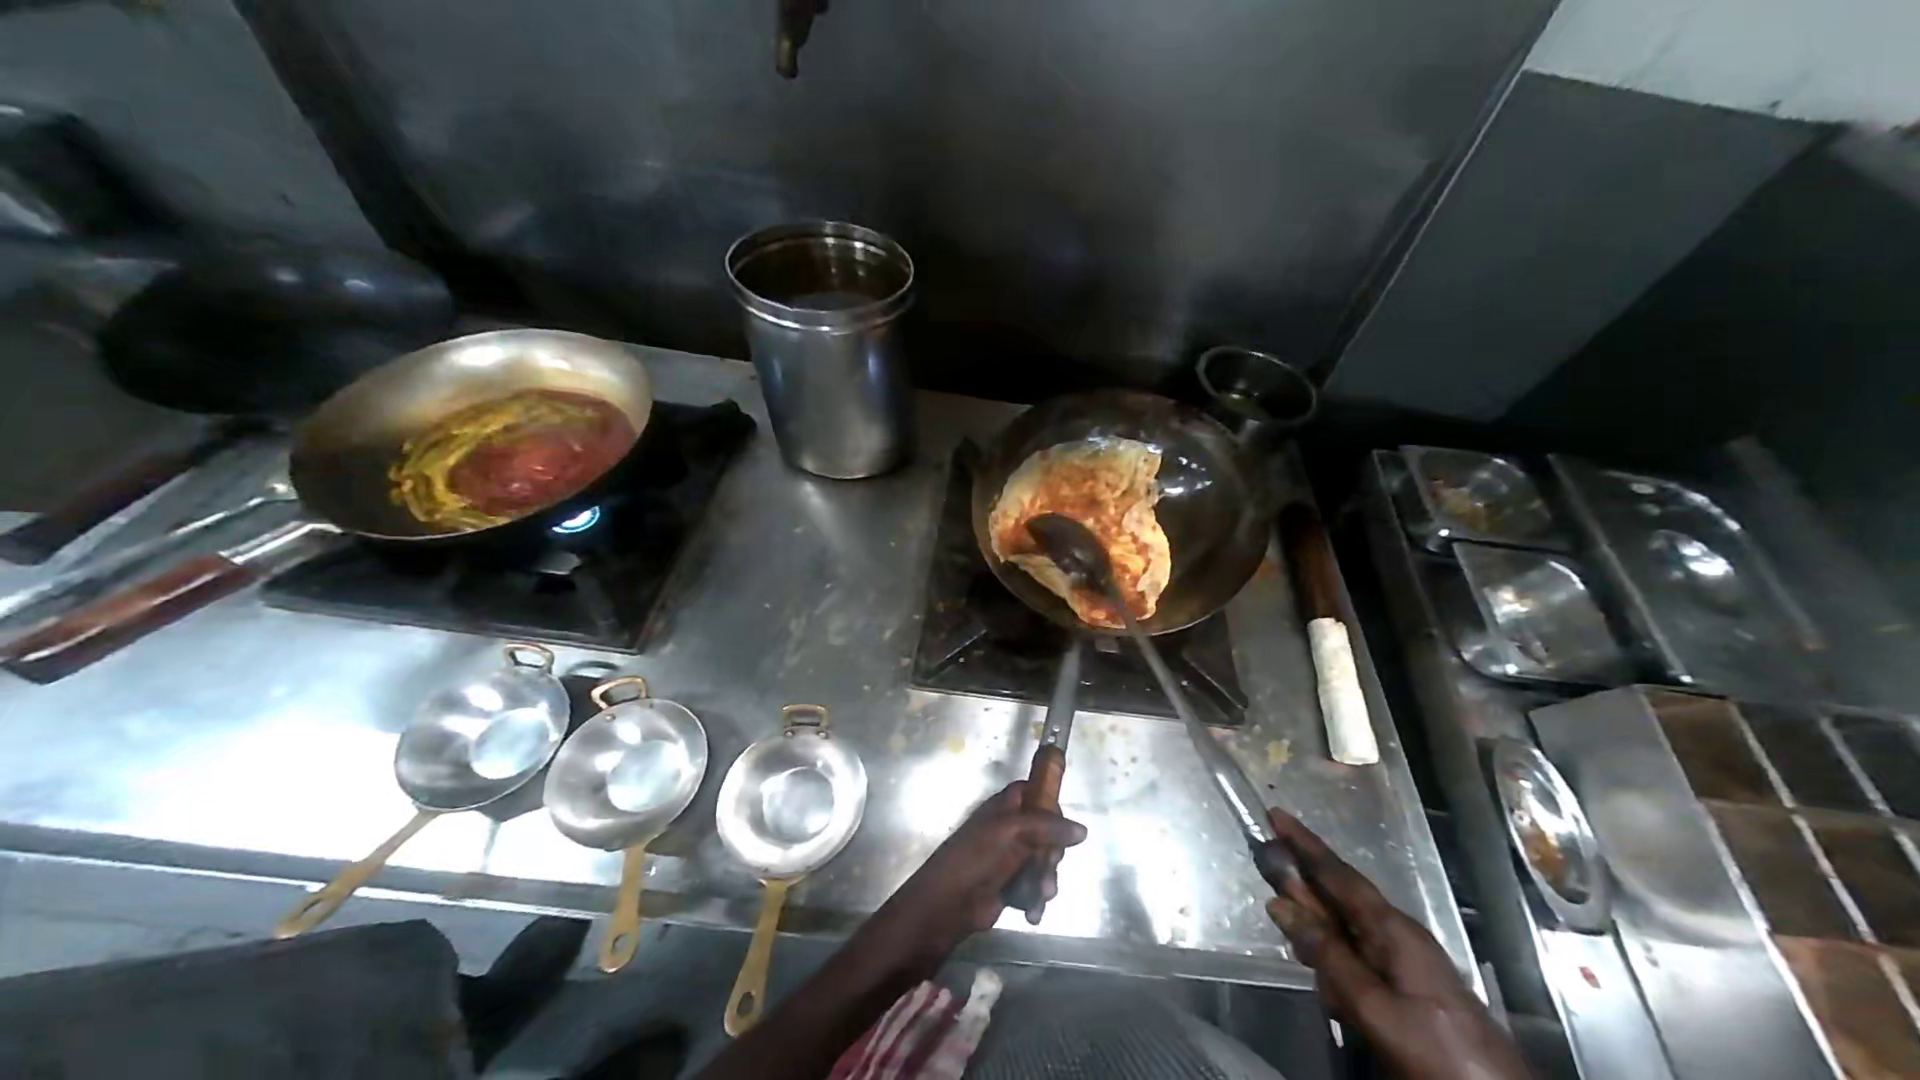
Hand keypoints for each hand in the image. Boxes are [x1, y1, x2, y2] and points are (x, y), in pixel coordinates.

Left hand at [864, 781, 1086, 967]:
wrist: (949, 903)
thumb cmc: (976, 856)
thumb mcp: (1013, 832)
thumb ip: (1048, 826)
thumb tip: (1082, 831)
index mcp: (1006, 806)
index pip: (1036, 791)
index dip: (1051, 803)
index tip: (1064, 822)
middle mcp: (1010, 827)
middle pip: (1049, 831)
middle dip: (1053, 853)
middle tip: (1048, 865)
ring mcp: (1011, 856)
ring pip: (1045, 861)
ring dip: (1046, 880)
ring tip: (1041, 895)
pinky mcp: (1011, 884)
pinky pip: (1036, 885)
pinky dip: (1036, 898)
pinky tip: (1032, 911)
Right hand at [1257, 808, 1530, 1079]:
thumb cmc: (1436, 1050)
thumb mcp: (1373, 1006)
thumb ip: (1327, 955)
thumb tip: (1280, 905)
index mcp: (1393, 930)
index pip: (1340, 875)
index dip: (1305, 844)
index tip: (1275, 815)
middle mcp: (1399, 935)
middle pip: (1340, 896)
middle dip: (1304, 884)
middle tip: (1268, 869)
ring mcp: (1406, 962)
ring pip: (1346, 929)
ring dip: (1316, 930)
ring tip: (1292, 938)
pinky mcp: (1407, 987)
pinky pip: (1358, 956)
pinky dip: (1333, 959)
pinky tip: (1324, 982)